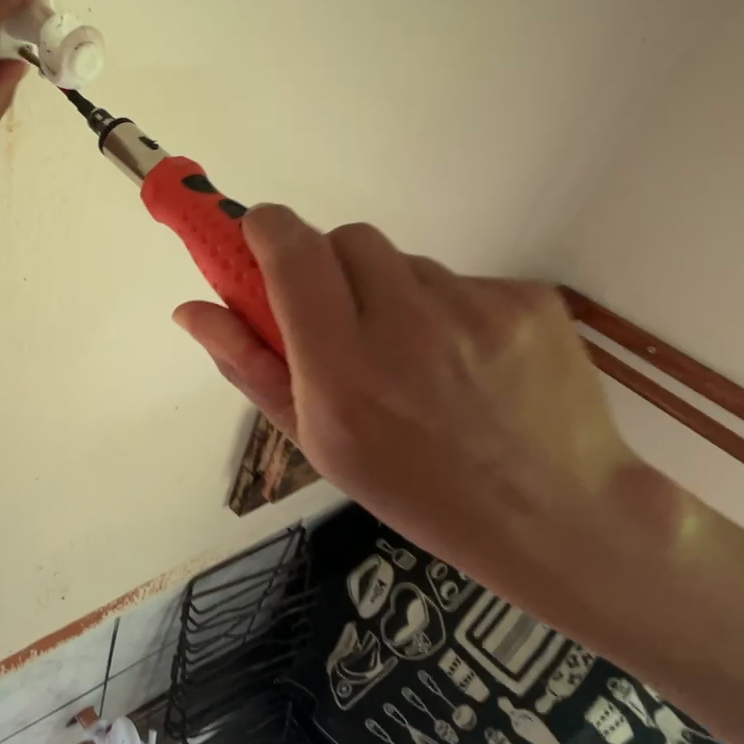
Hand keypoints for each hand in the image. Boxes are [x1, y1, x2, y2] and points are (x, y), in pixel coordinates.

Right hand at [174, 207, 671, 595]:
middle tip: (343, 318)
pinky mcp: (529, 299)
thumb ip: (248, 366)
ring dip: (393, 294)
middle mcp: (406, 328)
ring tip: (420, 360)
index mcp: (341, 371)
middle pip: (347, 239)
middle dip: (330, 265)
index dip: (268, 229)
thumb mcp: (313, 440)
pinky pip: (463, 281)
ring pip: (407, 263)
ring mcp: (476, 310)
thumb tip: (190, 309)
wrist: (552, 514)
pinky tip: (469, 363)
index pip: (293, 254)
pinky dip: (450, 310)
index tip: (258, 233)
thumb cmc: (410, 487)